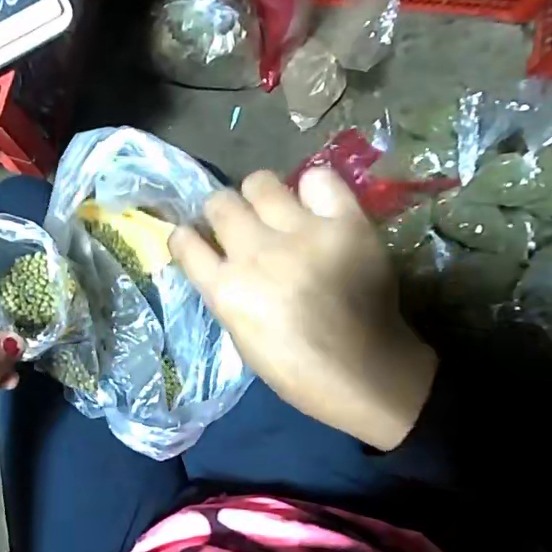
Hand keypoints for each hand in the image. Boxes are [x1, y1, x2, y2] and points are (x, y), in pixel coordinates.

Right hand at [171, 167, 436, 450]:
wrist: (366, 373)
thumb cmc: (299, 370)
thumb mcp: (244, 338)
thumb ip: (228, 293)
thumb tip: (222, 261)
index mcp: (227, 290)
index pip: (186, 242)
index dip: (190, 238)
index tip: (200, 240)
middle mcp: (256, 253)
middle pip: (220, 202)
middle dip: (226, 213)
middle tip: (246, 226)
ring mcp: (302, 234)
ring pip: (261, 183)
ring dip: (262, 195)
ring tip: (277, 211)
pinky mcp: (345, 224)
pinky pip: (318, 179)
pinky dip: (313, 188)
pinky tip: (317, 205)